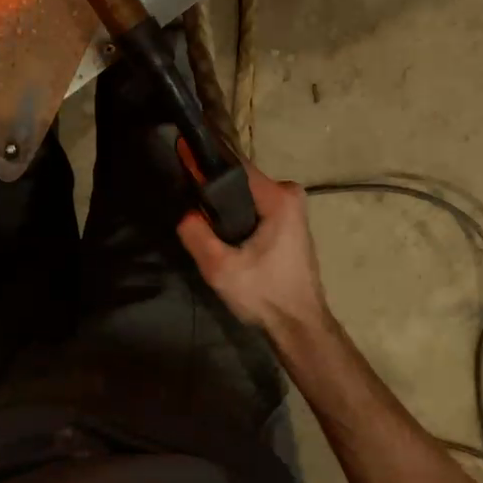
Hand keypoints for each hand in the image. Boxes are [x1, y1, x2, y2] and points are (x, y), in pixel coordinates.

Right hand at [178, 163, 330, 338]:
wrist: (300, 326)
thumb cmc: (265, 294)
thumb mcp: (221, 269)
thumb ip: (197, 236)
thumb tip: (185, 213)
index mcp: (278, 197)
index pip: (236, 165)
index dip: (207, 162)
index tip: (182, 156)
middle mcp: (289, 194)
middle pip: (241, 180)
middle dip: (215, 190)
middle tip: (191, 205)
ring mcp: (292, 209)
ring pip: (247, 195)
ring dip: (226, 205)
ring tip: (203, 220)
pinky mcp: (290, 223)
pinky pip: (256, 206)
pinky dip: (239, 214)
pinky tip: (223, 231)